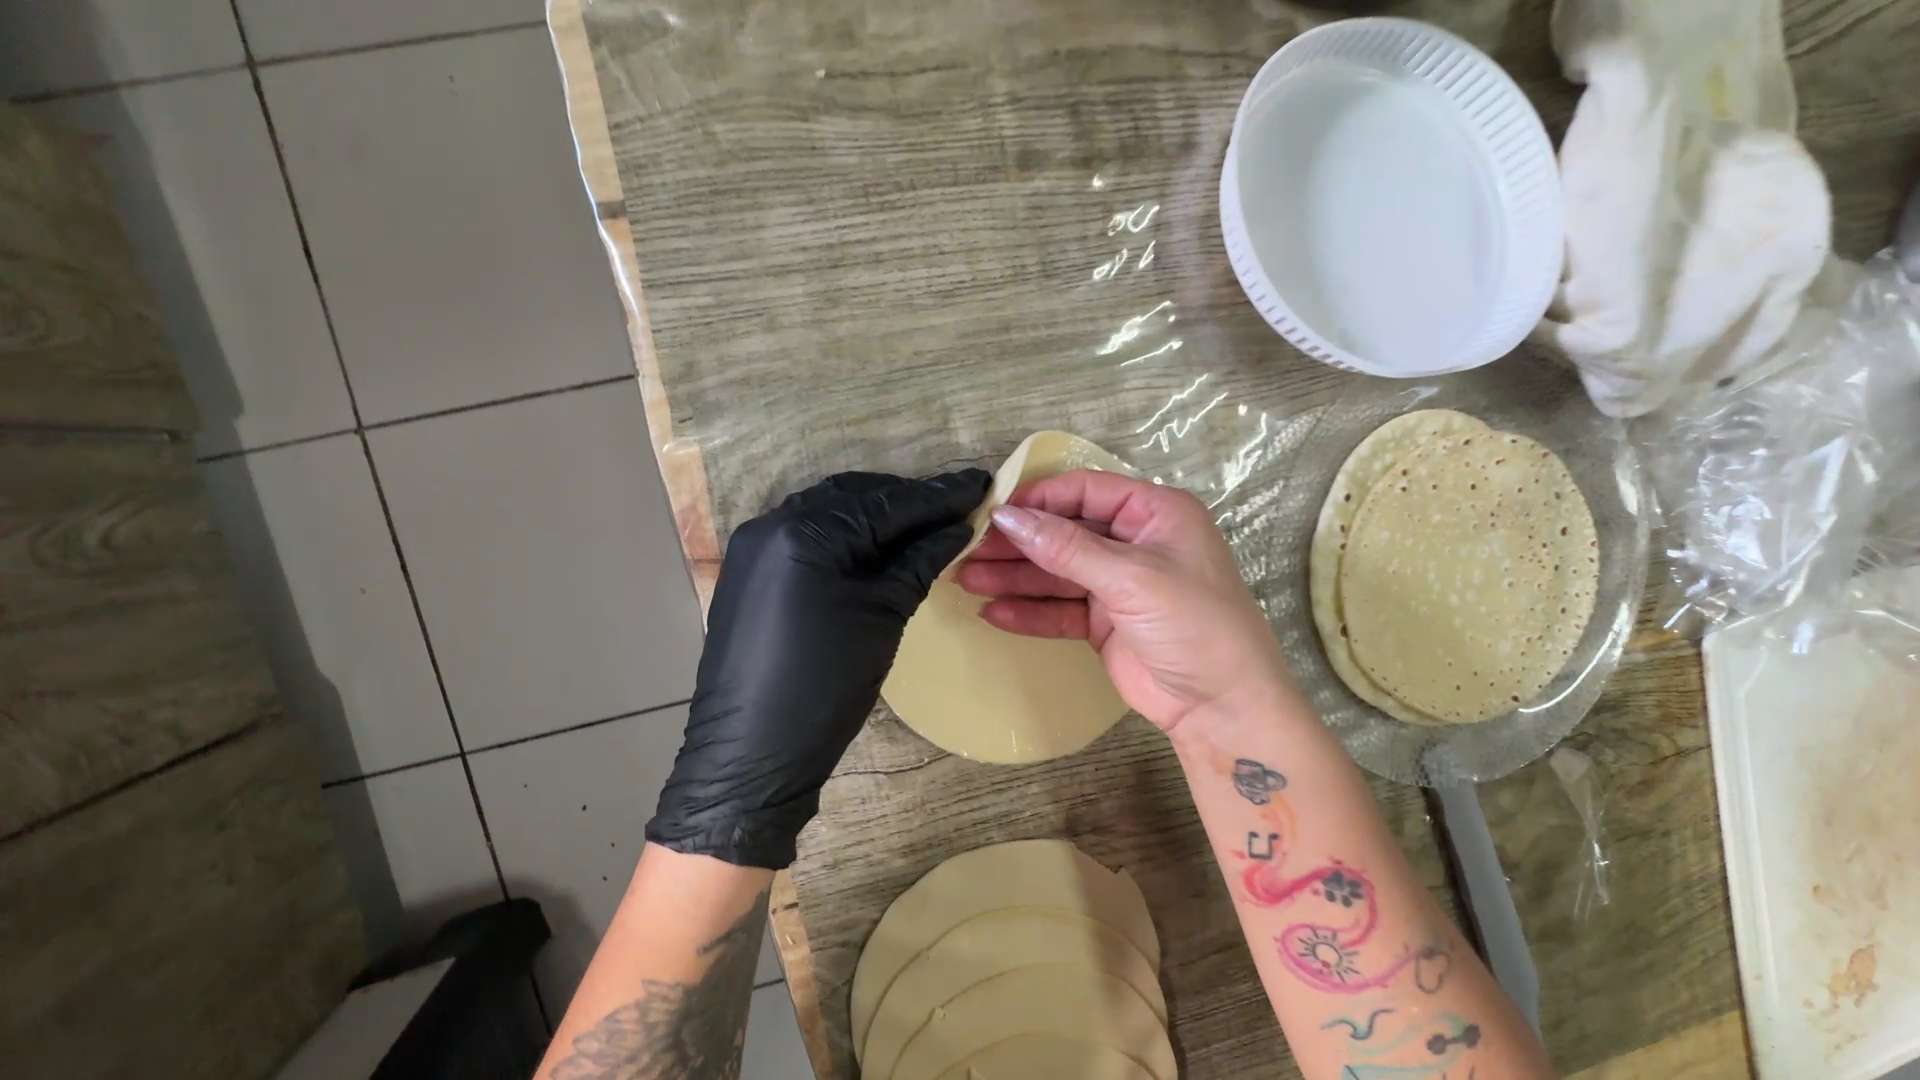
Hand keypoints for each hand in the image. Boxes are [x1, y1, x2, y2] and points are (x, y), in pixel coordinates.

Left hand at [645, 469, 991, 868]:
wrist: (751, 752)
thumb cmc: (824, 687)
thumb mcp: (882, 618)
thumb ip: (918, 562)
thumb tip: (958, 528)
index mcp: (806, 532)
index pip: (888, 503)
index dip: (939, 495)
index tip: (983, 482)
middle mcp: (774, 522)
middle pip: (855, 496)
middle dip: (907, 500)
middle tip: (957, 507)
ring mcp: (755, 544)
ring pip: (828, 511)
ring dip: (875, 515)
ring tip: (923, 525)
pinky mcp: (750, 569)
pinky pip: (805, 534)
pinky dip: (844, 534)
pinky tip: (876, 547)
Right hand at [954, 470, 1288, 737]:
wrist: (1222, 706)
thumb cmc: (1193, 623)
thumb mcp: (1131, 577)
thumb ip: (1066, 547)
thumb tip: (1007, 517)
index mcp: (1155, 513)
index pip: (1086, 490)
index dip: (1040, 498)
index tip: (994, 512)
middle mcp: (1134, 543)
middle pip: (1065, 532)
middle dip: (1019, 542)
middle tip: (969, 549)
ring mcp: (1118, 585)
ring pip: (1056, 572)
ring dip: (1015, 577)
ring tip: (966, 579)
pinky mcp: (1104, 623)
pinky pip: (1059, 609)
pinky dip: (1029, 611)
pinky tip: (994, 613)